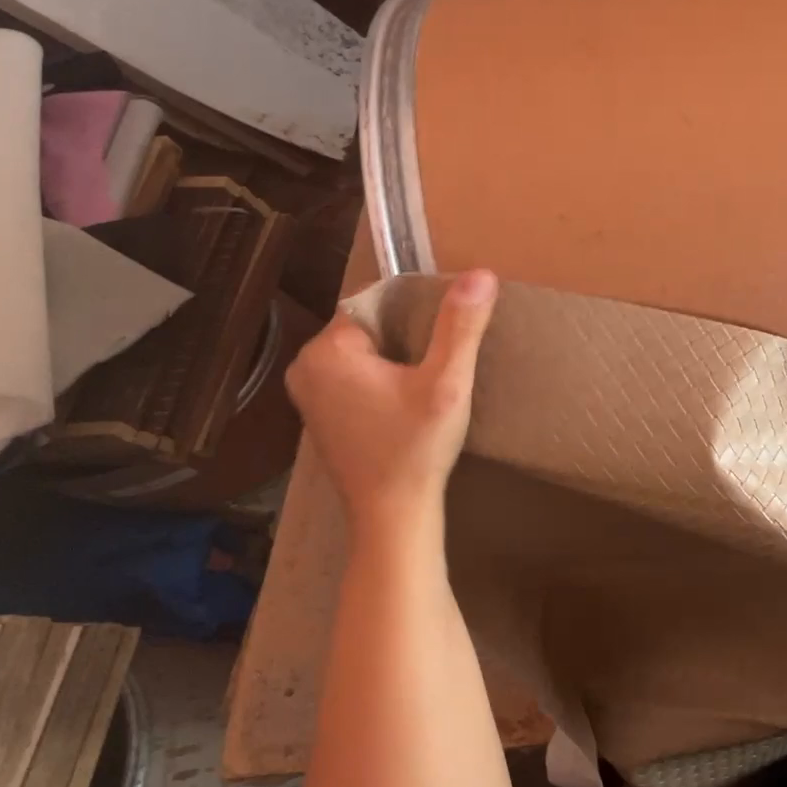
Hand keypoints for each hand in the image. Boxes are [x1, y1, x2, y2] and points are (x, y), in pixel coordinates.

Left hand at [286, 270, 498, 533]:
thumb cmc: (416, 447)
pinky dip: (386, 376)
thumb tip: (481, 274)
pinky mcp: (322, 414)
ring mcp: (309, 393)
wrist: (392, 512)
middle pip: (370, 325)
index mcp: (327, 351)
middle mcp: (306, 367)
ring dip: (400, 355)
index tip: (450, 328)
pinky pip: (357, 374)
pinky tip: (414, 397)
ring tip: (435, 375)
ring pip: (366, 350)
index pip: (377, 301)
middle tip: (447, 355)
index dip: (418, 309)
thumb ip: (460, 327)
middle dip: (410, 333)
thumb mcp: (447, 383)